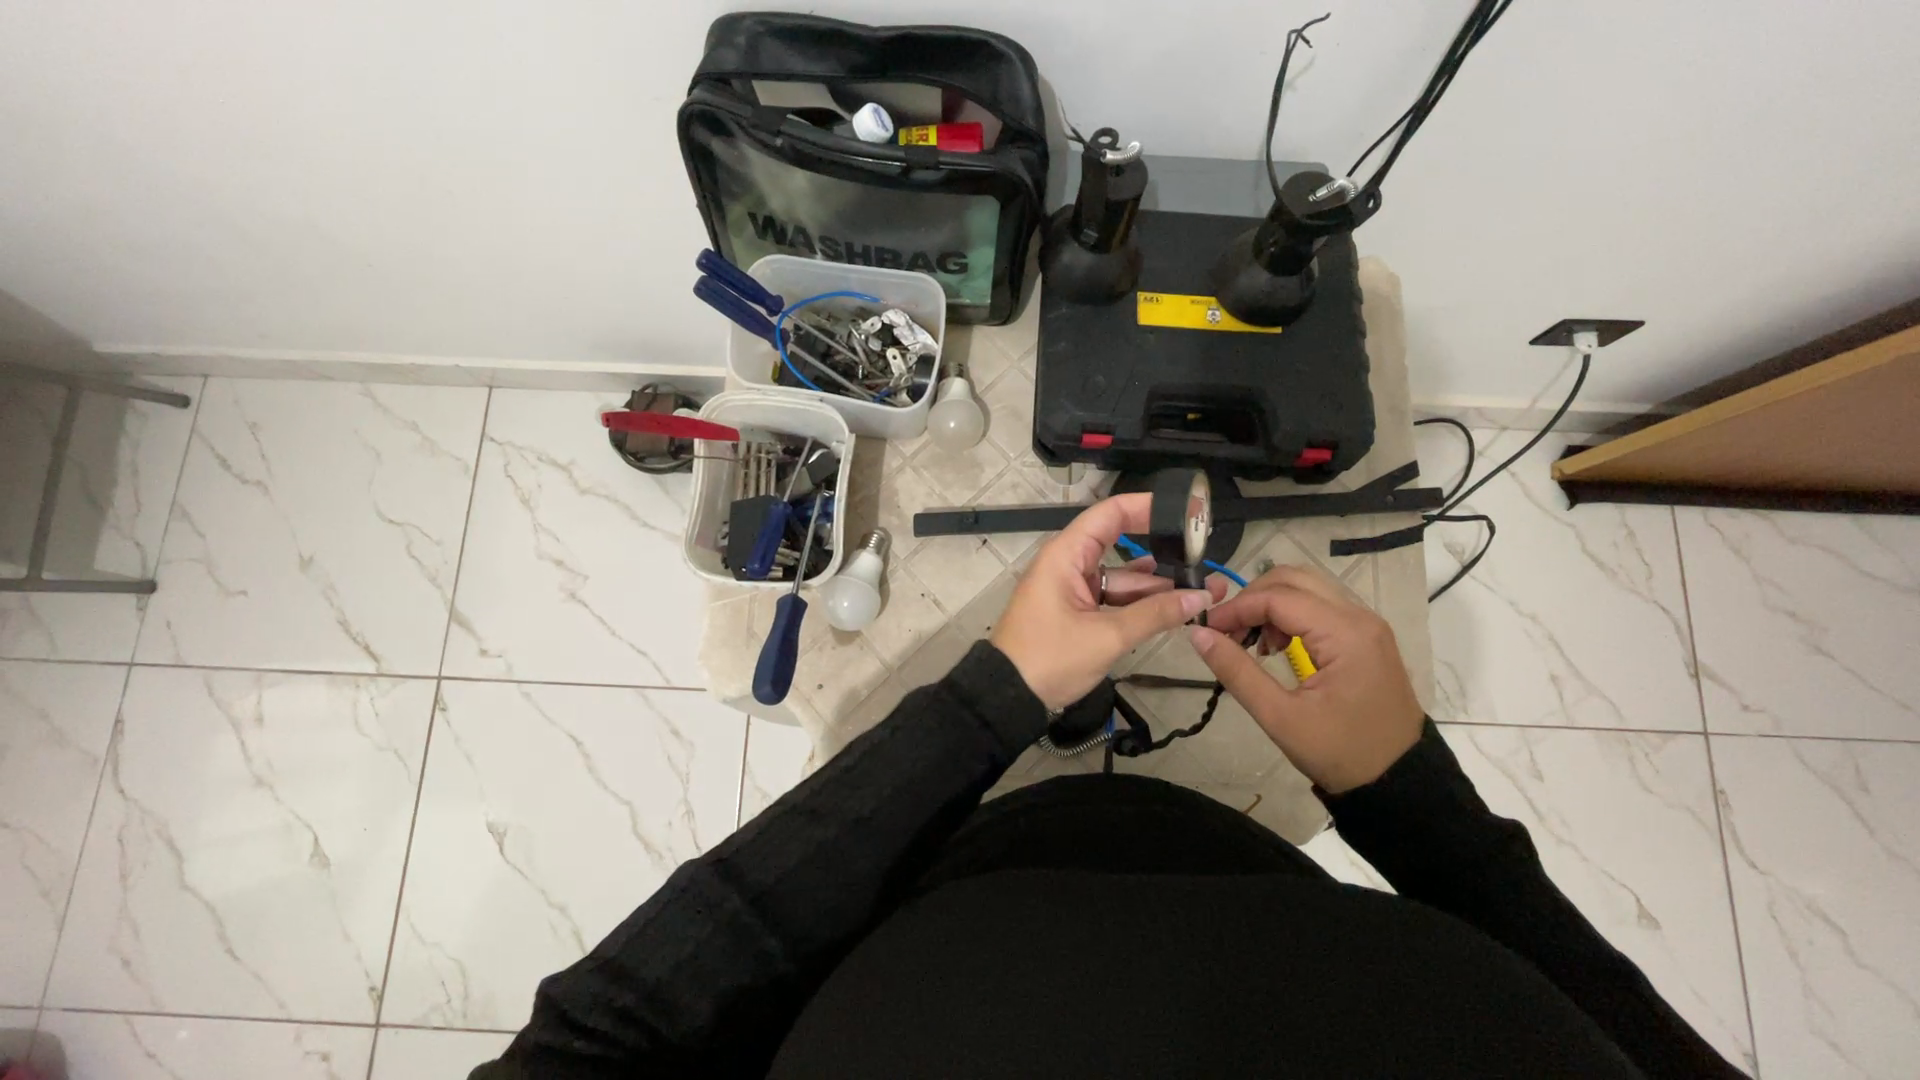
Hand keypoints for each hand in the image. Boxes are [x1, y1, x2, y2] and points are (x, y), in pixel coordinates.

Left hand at [991, 493, 1226, 710]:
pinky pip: (1112, 599)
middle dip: (1162, 553)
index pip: (1110, 514)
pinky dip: (1139, 604)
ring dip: (1156, 586)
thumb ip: (1154, 615)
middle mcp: (1069, 564)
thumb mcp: (1106, 637)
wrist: (1008, 697)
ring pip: (1121, 578)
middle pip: (1120, 545)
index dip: (1148, 506)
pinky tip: (1174, 608)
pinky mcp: (1076, 612)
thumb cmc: (1049, 658)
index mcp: (1066, 556)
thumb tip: (1199, 597)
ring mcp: (1072, 589)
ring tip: (1203, 590)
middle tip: (1204, 556)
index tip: (1186, 509)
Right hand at [1188, 564, 1423, 793]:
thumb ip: (1236, 671)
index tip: (1206, 630)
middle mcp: (1359, 617)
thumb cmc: (1339, 752)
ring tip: (1249, 642)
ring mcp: (1366, 624)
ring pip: (1307, 589)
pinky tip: (1276, 646)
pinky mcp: (1365, 636)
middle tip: (1226, 632)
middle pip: (1293, 579)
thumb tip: (1197, 634)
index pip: (1277, 597)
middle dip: (1252, 598)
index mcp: (1345, 633)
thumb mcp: (1279, 717)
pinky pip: (1320, 607)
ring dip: (1270, 604)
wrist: (1398, 781)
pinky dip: (1290, 615)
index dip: (1236, 608)